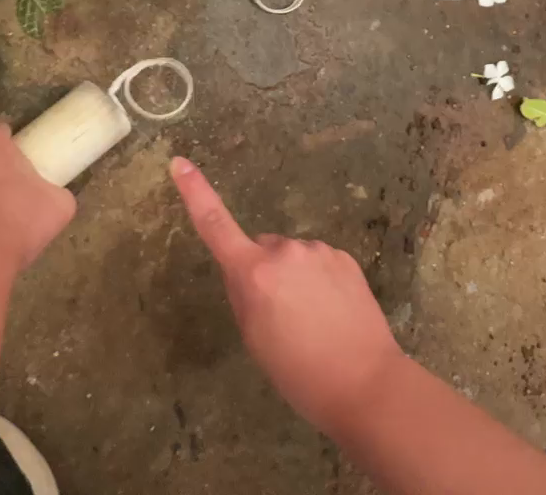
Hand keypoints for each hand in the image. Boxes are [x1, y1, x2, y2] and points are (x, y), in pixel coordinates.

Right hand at [170, 156, 405, 432]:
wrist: (366, 382)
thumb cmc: (299, 373)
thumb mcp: (254, 339)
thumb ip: (243, 295)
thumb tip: (245, 271)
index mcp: (254, 273)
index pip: (216, 225)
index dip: (194, 191)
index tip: (179, 162)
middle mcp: (285, 251)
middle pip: (261, 250)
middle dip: (263, 271)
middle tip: (279, 317)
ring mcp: (318, 250)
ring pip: (292, 258)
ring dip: (294, 278)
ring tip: (311, 322)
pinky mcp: (344, 256)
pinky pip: (318, 263)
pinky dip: (319, 281)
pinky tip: (332, 313)